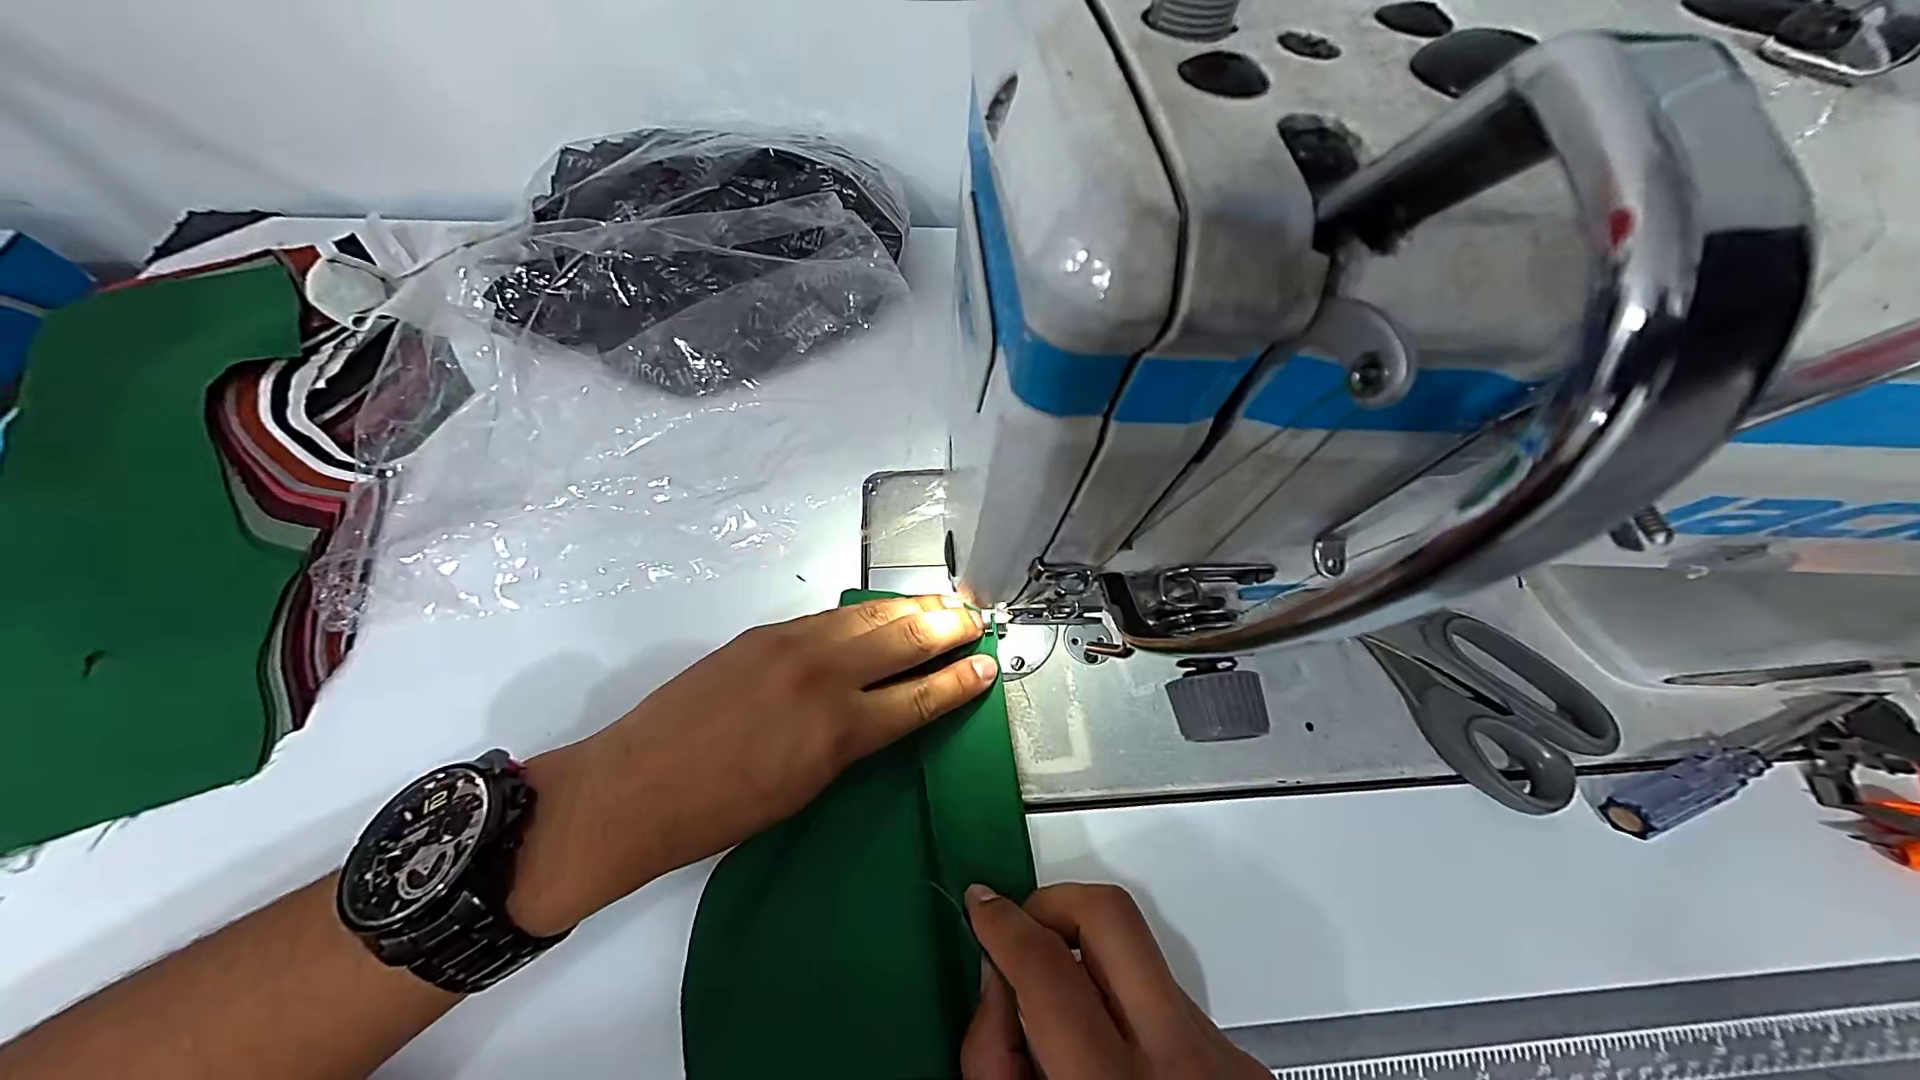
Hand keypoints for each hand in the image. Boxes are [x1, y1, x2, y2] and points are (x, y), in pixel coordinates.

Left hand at [508, 595, 996, 933]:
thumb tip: (887, 706)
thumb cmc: (724, 809)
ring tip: (941, 602)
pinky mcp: (765, 632)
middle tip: (975, 618)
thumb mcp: (808, 786)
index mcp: (840, 731)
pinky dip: (867, 613)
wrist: (635, 786)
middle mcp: (824, 677)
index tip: (987, 664)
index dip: (960, 680)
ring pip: (870, 616)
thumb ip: (856, 738)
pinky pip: (831, 617)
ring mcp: (792, 645)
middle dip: (946, 626)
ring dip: (911, 607)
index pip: (920, 697)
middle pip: (904, 639)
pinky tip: (882, 611)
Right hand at [962, 883, 1267, 1079]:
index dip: (1002, 925)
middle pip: (1111, 917)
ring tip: (1062, 1019)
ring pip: (1139, 955)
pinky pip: (1166, 997)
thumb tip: (1002, 979)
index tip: (981, 906)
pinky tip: (1109, 1059)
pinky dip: (1122, 1004)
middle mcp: (1185, 1065)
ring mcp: (1226, 1060)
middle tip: (1023, 929)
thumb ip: (997, 1059)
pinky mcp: (1244, 1063)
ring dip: (1086, 961)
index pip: (1050, 970)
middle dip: (1052, 904)